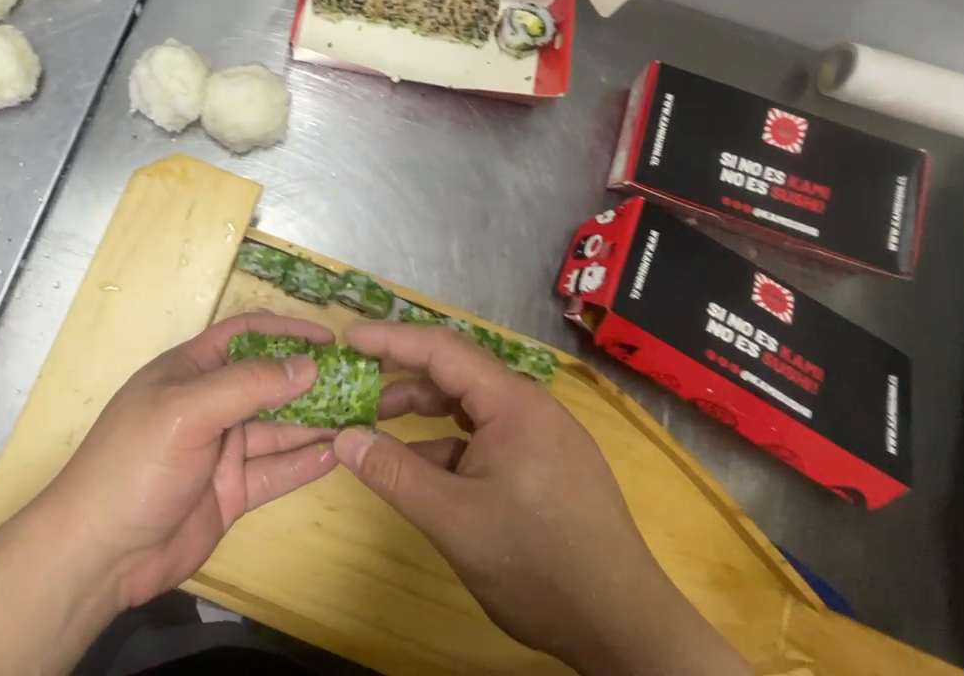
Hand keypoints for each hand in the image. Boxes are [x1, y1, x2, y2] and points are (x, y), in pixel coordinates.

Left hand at [36, 311, 339, 610]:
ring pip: (278, 428)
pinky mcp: (231, 492)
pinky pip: (275, 471)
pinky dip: (304, 463)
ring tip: (361, 416)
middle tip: (360, 383)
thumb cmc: (135, 464)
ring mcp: (221, 450)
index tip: (329, 340)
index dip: (285, 332)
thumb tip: (307, 365)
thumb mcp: (187, 411)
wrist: (100, 553)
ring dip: (315, 422)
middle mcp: (209, 405)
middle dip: (309, 381)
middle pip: (268, 383)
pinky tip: (337, 454)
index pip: (244, 335)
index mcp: (190, 372)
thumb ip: (248, 385)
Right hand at [332, 320, 749, 675]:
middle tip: (355, 385)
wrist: (621, 624)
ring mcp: (543, 436)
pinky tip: (423, 469)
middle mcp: (531, 406)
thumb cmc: (535, 562)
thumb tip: (342, 438)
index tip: (349, 338)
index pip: (441, 349)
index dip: (391, 340)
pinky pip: (489, 436)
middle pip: (457, 373)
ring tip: (379, 427)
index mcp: (513, 403)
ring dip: (424, 412)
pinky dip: (450, 444)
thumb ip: (394, 473)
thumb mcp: (452, 519)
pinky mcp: (548, 464)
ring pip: (472, 406)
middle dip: (403, 376)